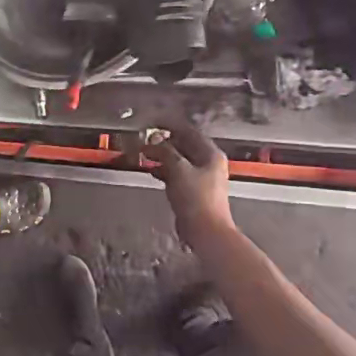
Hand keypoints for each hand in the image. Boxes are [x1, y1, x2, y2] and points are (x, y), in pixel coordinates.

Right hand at [145, 122, 235, 246]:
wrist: (206, 231)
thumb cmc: (195, 198)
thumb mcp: (178, 169)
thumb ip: (165, 152)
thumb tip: (154, 141)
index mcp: (210, 154)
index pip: (189, 132)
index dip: (170, 127)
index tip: (152, 124)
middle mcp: (209, 163)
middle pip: (184, 146)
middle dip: (164, 143)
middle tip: (146, 140)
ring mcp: (202, 178)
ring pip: (180, 161)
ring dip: (163, 157)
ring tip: (145, 154)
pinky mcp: (194, 192)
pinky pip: (178, 175)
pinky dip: (165, 171)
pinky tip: (152, 171)